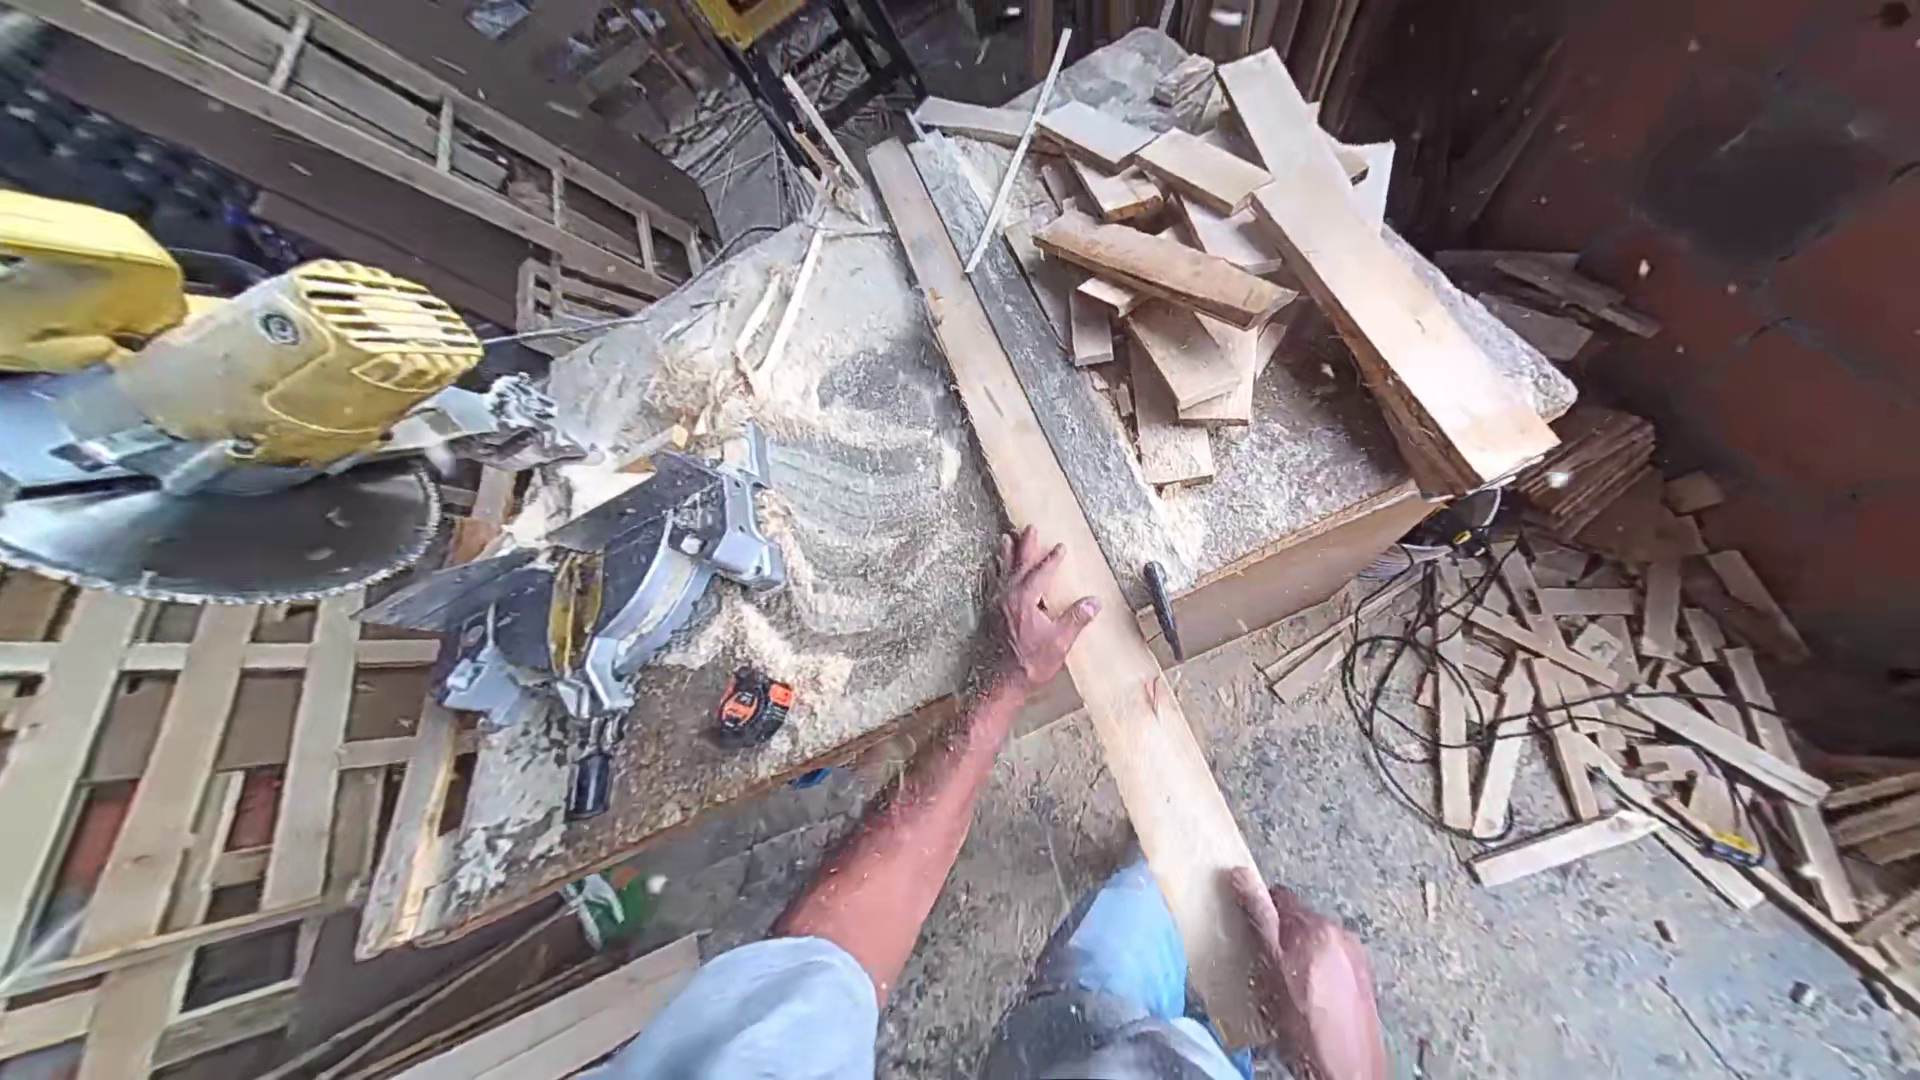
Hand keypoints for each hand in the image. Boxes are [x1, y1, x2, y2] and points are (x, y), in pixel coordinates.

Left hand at [981, 526, 1099, 696]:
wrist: (999, 682)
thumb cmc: (1029, 663)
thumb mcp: (1059, 642)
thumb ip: (1076, 619)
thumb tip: (1094, 602)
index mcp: (1025, 599)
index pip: (1042, 573)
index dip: (1052, 559)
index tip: (1060, 547)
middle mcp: (1007, 596)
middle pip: (1017, 564)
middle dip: (1025, 545)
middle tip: (1029, 528)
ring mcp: (995, 604)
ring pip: (1000, 571)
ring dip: (1005, 554)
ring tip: (1005, 539)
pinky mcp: (988, 614)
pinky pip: (990, 584)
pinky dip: (993, 572)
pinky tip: (991, 569)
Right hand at [1230, 867, 1385, 1079]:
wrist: (1347, 1075)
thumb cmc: (1304, 1023)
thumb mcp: (1271, 966)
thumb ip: (1257, 915)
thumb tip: (1240, 873)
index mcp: (1317, 926)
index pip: (1279, 895)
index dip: (1261, 911)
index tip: (1252, 932)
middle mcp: (1342, 935)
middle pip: (1298, 918)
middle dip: (1281, 934)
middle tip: (1268, 964)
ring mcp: (1358, 960)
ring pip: (1316, 940)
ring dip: (1300, 952)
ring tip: (1290, 986)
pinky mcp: (1366, 983)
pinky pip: (1333, 961)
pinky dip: (1320, 970)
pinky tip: (1311, 998)